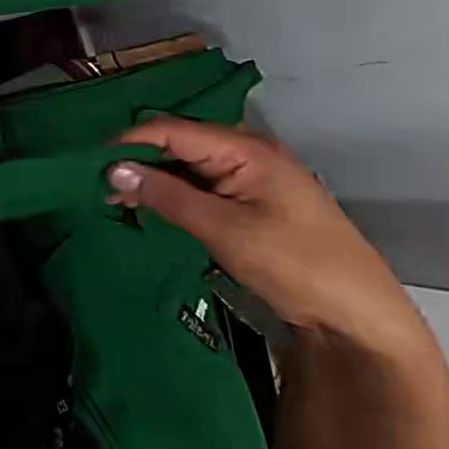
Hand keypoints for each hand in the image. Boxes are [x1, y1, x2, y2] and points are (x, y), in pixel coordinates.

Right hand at [106, 118, 426, 353]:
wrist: (359, 318)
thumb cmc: (295, 265)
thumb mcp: (224, 229)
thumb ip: (166, 195)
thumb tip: (112, 170)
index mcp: (245, 149)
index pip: (171, 130)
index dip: (129, 142)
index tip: (90, 164)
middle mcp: (245, 152)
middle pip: (176, 143)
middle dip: (136, 159)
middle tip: (96, 183)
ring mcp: (248, 177)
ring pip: (184, 165)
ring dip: (150, 178)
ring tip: (113, 198)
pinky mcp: (247, 200)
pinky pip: (198, 185)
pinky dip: (170, 194)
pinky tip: (146, 206)